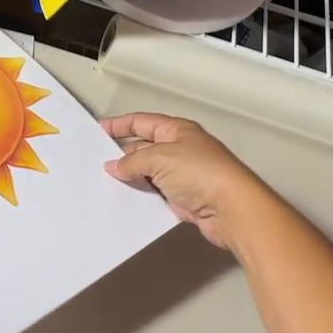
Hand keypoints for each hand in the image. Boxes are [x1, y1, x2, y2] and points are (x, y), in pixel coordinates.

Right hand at [102, 113, 274, 250]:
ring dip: (132, 177)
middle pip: (144, 147)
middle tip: (97, 163)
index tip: (97, 131)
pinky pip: (157, 193)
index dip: (119, 125)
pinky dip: (143, 195)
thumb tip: (113, 167)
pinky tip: (126, 199)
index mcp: (177, 131)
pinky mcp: (186, 198)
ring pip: (149, 172)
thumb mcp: (158, 158)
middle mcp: (181, 149)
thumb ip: (131, 161)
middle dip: (122, 155)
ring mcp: (184, 175)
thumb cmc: (198, 173)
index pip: (141, 122)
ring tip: (106, 183)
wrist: (234, 211)